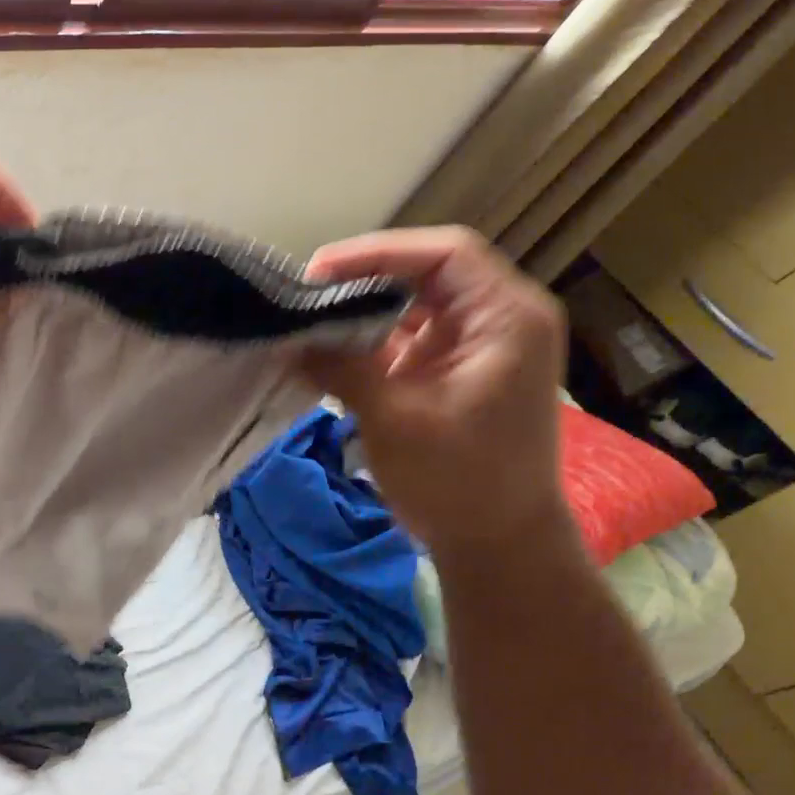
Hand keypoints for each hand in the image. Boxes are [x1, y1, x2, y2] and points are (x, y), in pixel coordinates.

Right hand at [301, 227, 572, 558]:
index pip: (444, 255)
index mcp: (506, 319)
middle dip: (362, 282)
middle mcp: (498, 322)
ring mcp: (476, 351)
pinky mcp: (453, 377)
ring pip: (413, 310)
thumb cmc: (459, 479)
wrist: (497, 541)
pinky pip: (407, 345)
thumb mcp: (395, 419)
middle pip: (427, 276)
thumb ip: (343, 369)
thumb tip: (288, 341)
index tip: (316, 271)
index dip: (378, 253)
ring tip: (305, 323)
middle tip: (300, 297)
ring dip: (360, 316)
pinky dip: (366, 347)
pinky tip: (324, 355)